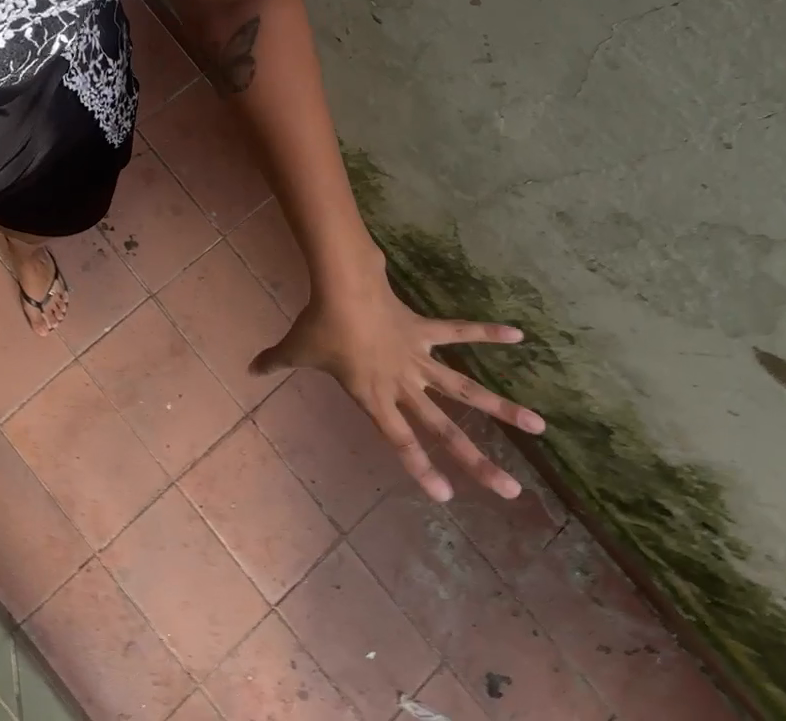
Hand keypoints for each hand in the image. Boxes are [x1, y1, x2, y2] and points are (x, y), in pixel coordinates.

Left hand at [253, 270, 546, 501]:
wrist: (341, 289)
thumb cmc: (318, 325)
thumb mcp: (293, 350)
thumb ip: (273, 363)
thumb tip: (247, 370)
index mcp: (372, 396)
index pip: (398, 439)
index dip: (419, 467)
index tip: (445, 496)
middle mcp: (402, 384)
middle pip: (444, 427)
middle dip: (476, 460)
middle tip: (511, 491)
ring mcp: (418, 358)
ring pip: (465, 388)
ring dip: (501, 408)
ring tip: (539, 427)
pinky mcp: (424, 330)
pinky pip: (459, 332)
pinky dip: (486, 331)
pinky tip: (518, 333)